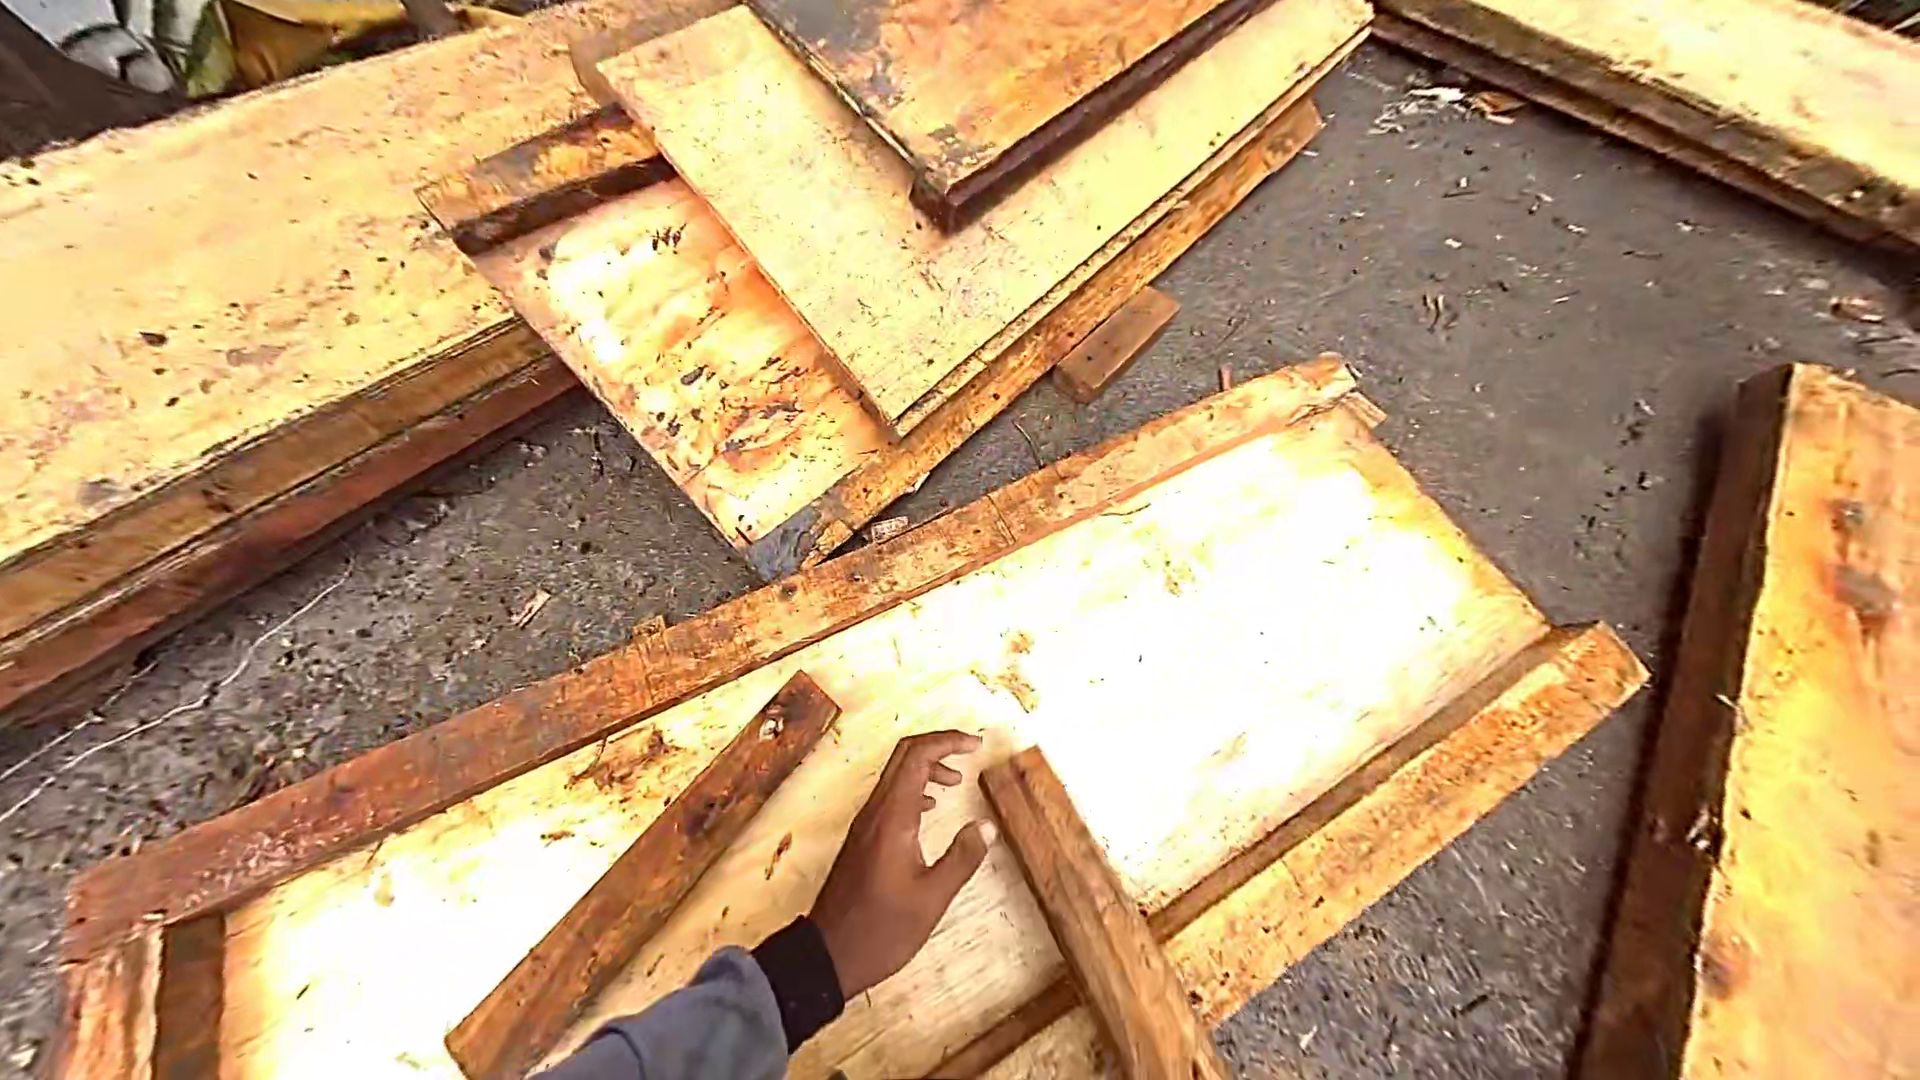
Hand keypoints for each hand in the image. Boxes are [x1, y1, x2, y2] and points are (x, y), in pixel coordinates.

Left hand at [809, 730, 995, 999]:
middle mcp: (876, 809)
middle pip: (904, 754)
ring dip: (928, 766)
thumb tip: (986, 825)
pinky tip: (932, 807)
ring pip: (896, 772)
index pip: (918, 755)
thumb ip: (962, 858)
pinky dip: (915, 787)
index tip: (976, 744)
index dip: (948, 740)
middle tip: (970, 750)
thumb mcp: (931, 899)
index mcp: (893, 816)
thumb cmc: (881, 929)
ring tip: (957, 781)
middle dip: (939, 744)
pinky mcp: (864, 835)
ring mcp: (866, 821)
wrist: (826, 955)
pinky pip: (891, 793)